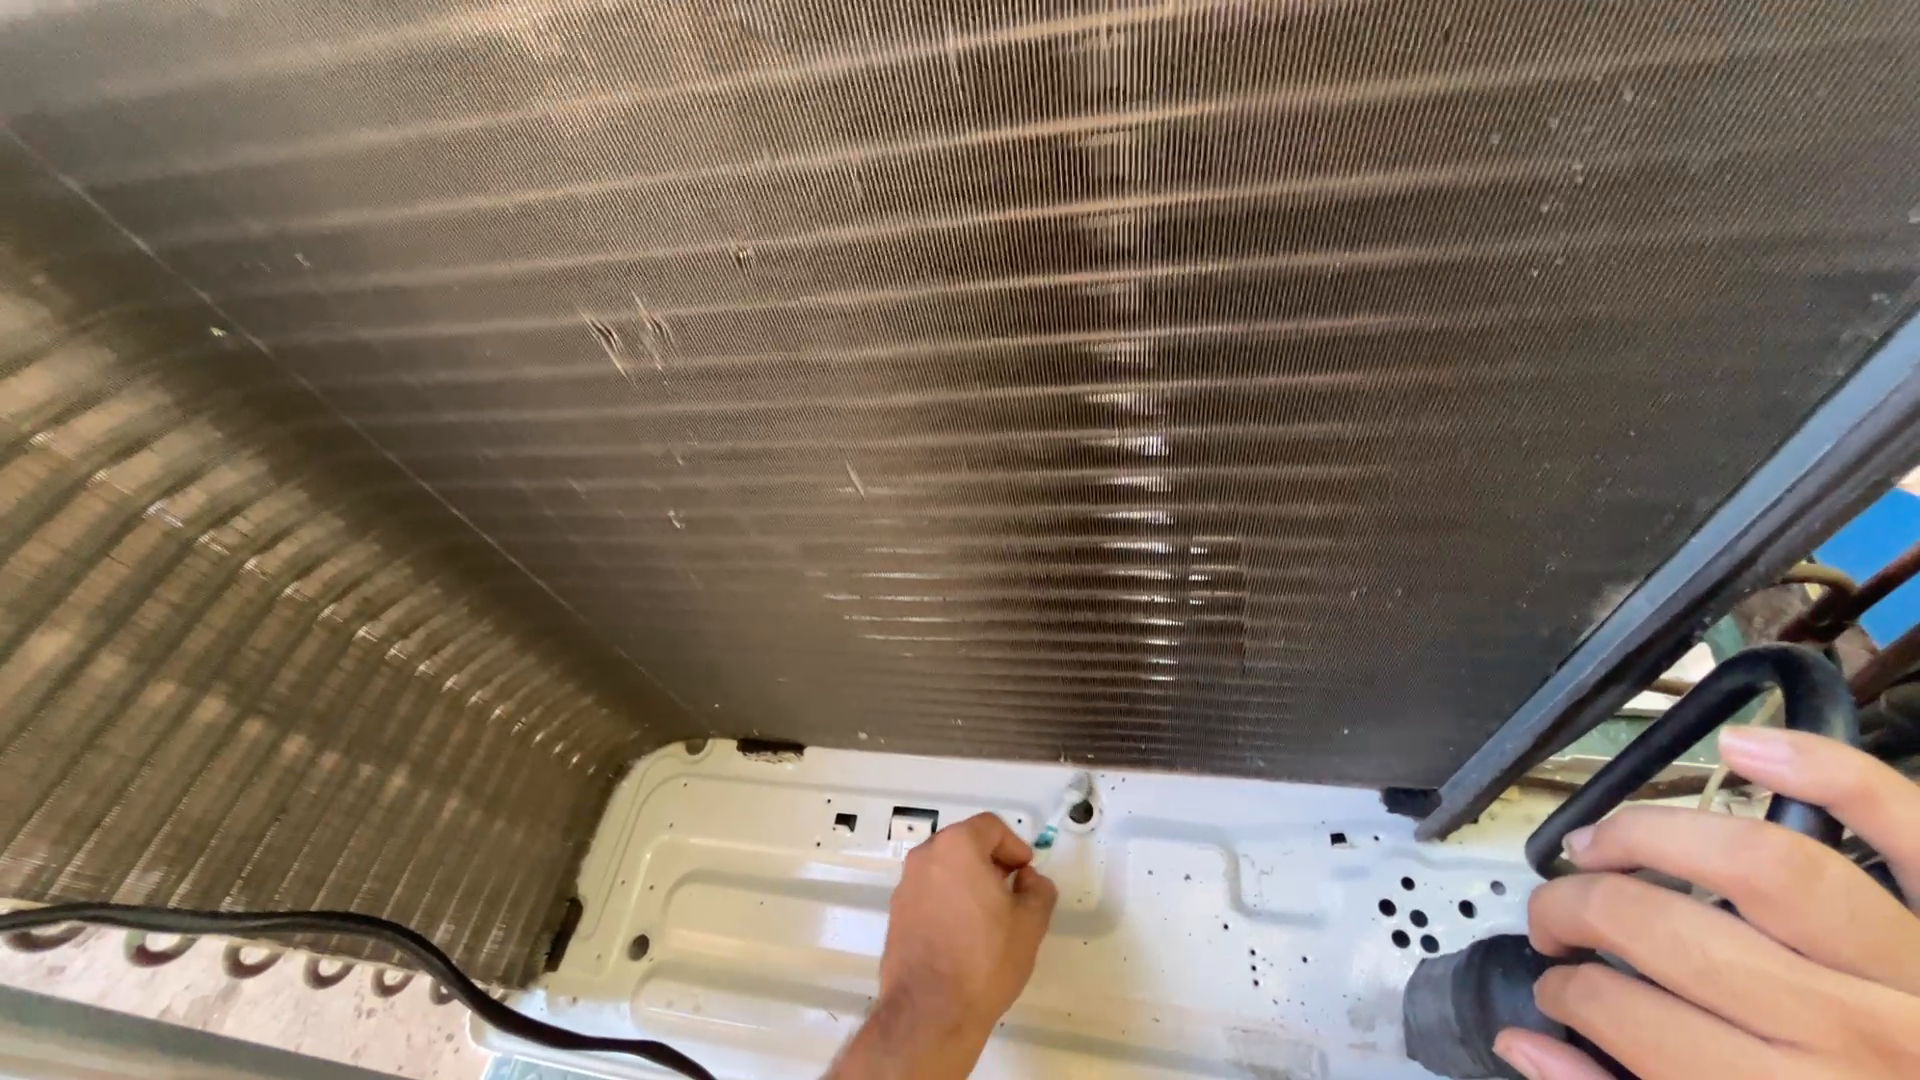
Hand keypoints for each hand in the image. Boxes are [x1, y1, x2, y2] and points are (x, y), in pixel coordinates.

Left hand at [828, 813, 1056, 1079]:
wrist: (930, 1012)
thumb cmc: (984, 958)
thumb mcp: (1030, 923)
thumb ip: (1038, 890)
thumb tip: (1029, 880)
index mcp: (956, 846)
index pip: (990, 826)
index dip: (1015, 846)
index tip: (1026, 872)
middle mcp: (925, 857)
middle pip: (964, 844)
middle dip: (991, 862)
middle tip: (1012, 892)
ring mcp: (905, 886)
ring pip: (945, 869)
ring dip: (969, 882)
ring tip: (989, 917)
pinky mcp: (896, 915)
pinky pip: (929, 893)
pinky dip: (948, 901)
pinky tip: (964, 935)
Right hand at [1496, 726, 1919, 1079]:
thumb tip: (1526, 1046)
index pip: (1620, 1009)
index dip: (1563, 991)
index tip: (1559, 990)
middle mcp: (1858, 1034)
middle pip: (1657, 923)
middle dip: (1570, 908)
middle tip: (1556, 918)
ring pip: (1755, 859)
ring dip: (1645, 833)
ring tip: (1601, 844)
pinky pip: (1911, 830)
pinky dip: (1829, 773)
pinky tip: (1748, 748)